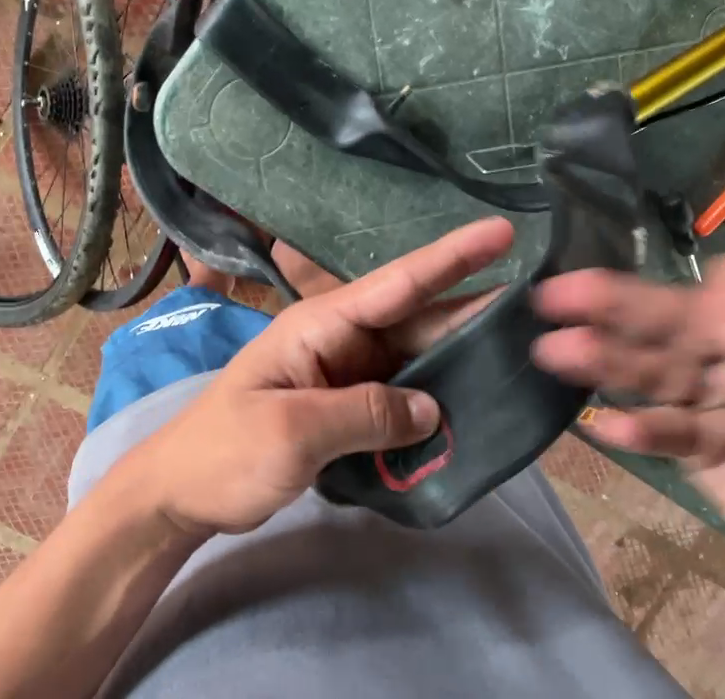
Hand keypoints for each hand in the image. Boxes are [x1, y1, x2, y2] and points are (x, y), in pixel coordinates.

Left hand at [123, 217, 515, 535]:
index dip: (452, 257)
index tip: (503, 231)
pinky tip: (475, 404)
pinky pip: (405, 395)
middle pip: (420, 319)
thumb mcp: (291, 432)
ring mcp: (347, 373)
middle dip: (476, 311)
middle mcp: (343, 339)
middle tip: (542, 311)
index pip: (398, 282)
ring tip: (524, 355)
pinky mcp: (350, 407)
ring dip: (463, 359)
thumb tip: (433, 409)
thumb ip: (364, 415)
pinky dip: (438, 399)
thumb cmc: (224, 452)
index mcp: (323, 324)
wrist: (182, 493)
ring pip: (418, 358)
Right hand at [531, 254, 724, 599]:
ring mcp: (722, 401)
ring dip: (608, 357)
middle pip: (689, 323)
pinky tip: (602, 425)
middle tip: (563, 291)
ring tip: (553, 349)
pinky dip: (638, 429)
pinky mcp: (701, 449)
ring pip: (661, 368)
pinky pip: (667, 433)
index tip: (722, 315)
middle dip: (628, 305)